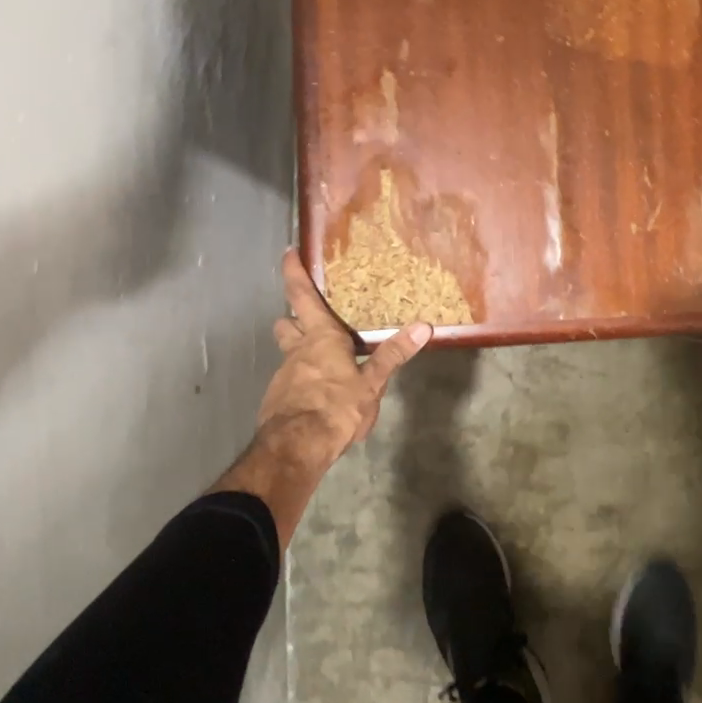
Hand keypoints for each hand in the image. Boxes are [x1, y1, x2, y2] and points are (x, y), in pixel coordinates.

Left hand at [260, 248, 431, 465]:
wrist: (294, 449)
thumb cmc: (335, 408)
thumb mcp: (372, 384)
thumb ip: (393, 355)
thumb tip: (424, 326)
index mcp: (320, 338)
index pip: (302, 296)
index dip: (294, 273)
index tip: (288, 253)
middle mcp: (297, 351)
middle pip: (288, 325)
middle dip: (294, 318)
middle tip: (310, 318)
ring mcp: (283, 377)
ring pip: (289, 354)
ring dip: (302, 353)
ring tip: (326, 362)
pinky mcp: (278, 401)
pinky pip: (291, 382)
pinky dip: (303, 382)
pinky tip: (320, 396)